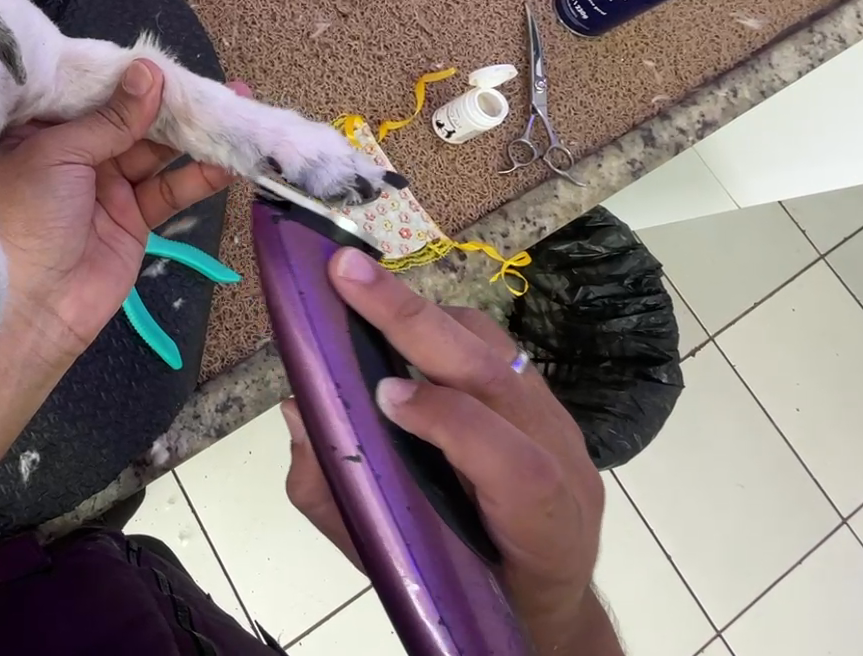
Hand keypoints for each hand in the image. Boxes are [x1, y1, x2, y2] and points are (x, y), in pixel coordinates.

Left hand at [0, 60, 240, 372]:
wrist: (31, 307)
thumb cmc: (28, 217)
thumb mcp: (60, 154)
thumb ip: (110, 117)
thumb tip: (149, 70)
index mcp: (43, 132)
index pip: (91, 95)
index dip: (126, 77)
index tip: (165, 58)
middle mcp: (75, 155)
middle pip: (129, 120)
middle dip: (169, 104)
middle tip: (214, 84)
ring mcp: (106, 187)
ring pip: (155, 152)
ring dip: (193, 135)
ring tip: (234, 109)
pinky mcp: (134, 219)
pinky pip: (169, 190)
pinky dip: (198, 176)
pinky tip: (228, 159)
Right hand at [283, 248, 611, 653]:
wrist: (543, 591)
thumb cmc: (460, 581)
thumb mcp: (387, 556)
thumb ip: (334, 492)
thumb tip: (300, 410)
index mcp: (539, 527)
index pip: (514, 465)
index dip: (451, 423)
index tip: (382, 395)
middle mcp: (562, 463)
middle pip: (493, 376)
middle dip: (412, 320)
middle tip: (345, 272)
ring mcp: (555, 421)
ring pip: (490, 346)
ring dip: (419, 312)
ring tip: (360, 291)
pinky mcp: (538, 394)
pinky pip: (490, 340)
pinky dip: (435, 321)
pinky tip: (393, 318)